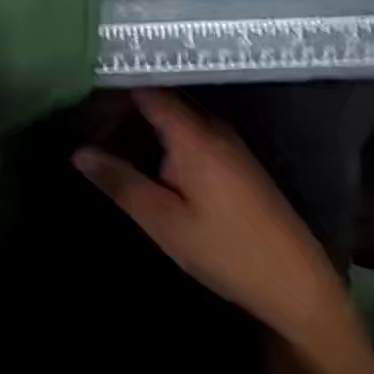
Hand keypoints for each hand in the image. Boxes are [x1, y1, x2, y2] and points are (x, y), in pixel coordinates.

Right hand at [74, 89, 346, 345]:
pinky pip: (191, 134)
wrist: (295, 283)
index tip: (81, 110)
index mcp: (193, 133)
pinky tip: (147, 166)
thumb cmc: (224, 249)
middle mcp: (212, 127)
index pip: (146, 91)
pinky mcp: (236, 161)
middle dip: (123, 113)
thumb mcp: (161, 220)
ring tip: (109, 150)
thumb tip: (78, 152)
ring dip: (142, 128)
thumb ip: (119, 181)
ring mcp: (228, 143)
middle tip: (89, 135)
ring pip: (175, 119)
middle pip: (160, 101)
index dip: (111, 95)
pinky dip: (163, 141)